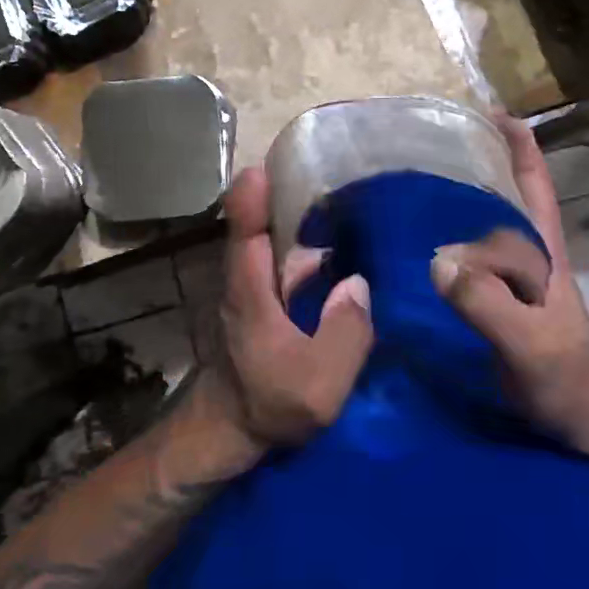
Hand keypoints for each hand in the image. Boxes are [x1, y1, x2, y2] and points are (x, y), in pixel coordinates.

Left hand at [193, 167, 374, 455]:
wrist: (230, 431)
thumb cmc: (268, 403)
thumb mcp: (317, 383)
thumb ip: (344, 333)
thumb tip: (358, 283)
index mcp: (250, 285)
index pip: (246, 223)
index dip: (259, 188)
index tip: (285, 157)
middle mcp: (246, 275)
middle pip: (261, 219)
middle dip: (289, 189)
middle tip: (336, 166)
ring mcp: (254, 286)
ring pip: (274, 237)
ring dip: (300, 214)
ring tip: (349, 197)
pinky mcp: (265, 300)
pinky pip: (284, 258)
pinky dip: (307, 243)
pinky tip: (342, 245)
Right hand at [430, 113, 588, 444]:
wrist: (571, 417)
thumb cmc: (558, 378)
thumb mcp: (528, 345)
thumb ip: (489, 306)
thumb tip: (440, 258)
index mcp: (543, 250)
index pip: (534, 184)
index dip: (518, 144)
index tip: (488, 111)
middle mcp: (524, 251)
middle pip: (503, 190)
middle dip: (474, 157)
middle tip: (424, 138)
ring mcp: (507, 273)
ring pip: (480, 217)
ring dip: (452, 192)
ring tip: (408, 174)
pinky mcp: (489, 291)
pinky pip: (462, 249)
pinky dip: (441, 231)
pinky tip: (410, 232)